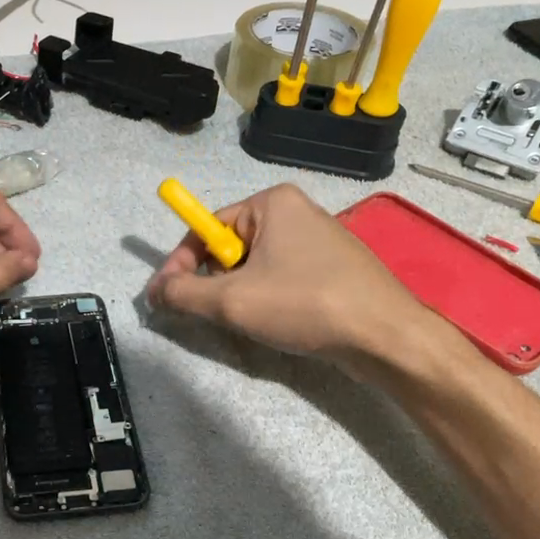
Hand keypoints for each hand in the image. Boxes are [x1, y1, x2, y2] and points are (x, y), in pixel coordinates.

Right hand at [145, 183, 456, 378]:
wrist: (384, 335)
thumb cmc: (305, 304)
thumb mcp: (232, 301)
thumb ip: (183, 293)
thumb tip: (155, 292)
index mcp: (272, 203)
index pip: (207, 227)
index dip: (180, 263)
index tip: (163, 297)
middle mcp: (296, 212)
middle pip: (230, 247)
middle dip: (213, 282)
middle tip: (208, 314)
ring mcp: (318, 241)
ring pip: (255, 268)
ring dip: (240, 295)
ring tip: (246, 322)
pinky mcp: (333, 269)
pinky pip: (282, 279)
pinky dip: (268, 301)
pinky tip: (277, 324)